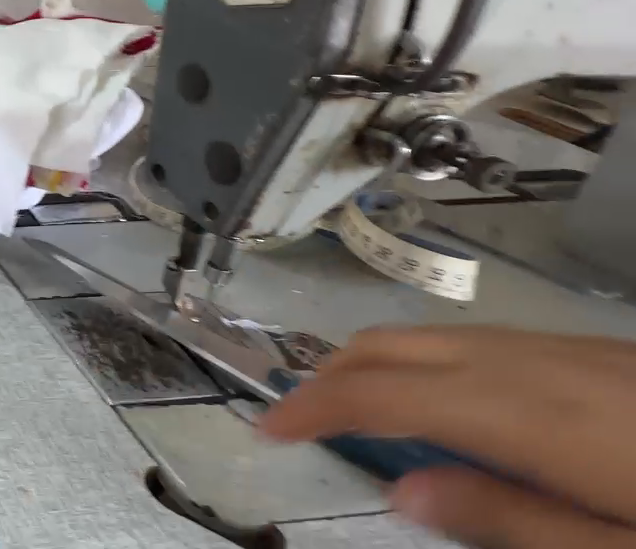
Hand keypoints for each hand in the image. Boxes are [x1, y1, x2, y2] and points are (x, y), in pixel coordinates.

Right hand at [258, 325, 635, 547]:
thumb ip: (512, 519)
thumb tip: (400, 493)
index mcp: (511, 411)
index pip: (373, 394)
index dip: (309, 406)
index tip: (266, 428)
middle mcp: (513, 360)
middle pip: (384, 346)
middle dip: (331, 376)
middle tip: (312, 420)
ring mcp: (551, 344)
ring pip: (424, 335)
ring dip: (378, 365)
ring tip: (377, 411)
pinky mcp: (586, 345)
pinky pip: (473, 339)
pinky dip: (430, 360)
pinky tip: (463, 402)